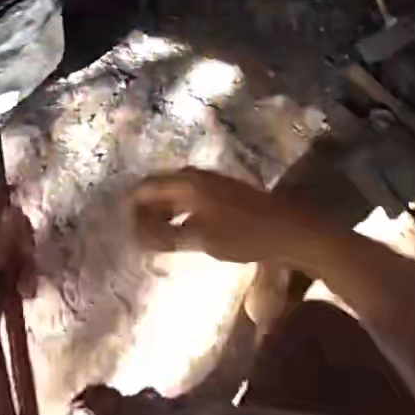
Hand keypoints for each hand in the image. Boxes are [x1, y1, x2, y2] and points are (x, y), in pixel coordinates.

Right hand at [129, 169, 318, 265]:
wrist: (291, 230)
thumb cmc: (244, 234)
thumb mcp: (202, 238)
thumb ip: (168, 236)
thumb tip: (138, 236)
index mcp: (186, 181)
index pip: (145, 187)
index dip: (131, 206)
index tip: (123, 228)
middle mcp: (194, 176)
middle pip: (158, 188)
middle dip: (144, 210)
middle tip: (135, 236)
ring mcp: (209, 183)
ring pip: (173, 194)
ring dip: (161, 213)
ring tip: (152, 238)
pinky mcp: (220, 194)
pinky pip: (187, 200)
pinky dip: (177, 214)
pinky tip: (178, 234)